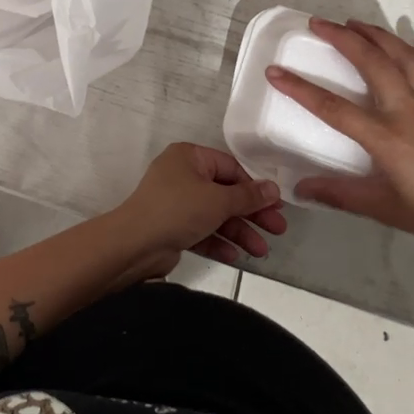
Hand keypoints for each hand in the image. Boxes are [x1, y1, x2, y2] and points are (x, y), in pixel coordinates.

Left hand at [113, 143, 286, 277]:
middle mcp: (182, 175)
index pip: (230, 167)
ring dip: (239, 232)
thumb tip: (273, 189)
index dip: (254, 186)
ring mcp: (176, 202)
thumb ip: (248, 196)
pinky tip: (235, 256)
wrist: (135, 243)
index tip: (277, 205)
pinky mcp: (172, 227)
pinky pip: (202, 231)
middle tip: (278, 230)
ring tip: (261, 251)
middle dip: (251, 213)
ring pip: (215, 215)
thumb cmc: (178, 210)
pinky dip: (218, 242)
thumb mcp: (218, 200)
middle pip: (225, 193)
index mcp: (189, 157)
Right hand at [265, 19, 413, 266]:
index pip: (333, 107)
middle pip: (373, 64)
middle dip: (344, 39)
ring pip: (406, 59)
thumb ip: (339, 194)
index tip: (274, 71)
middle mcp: (409, 112)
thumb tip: (298, 187)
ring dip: (380, 36)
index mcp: (386, 137)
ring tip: (357, 23)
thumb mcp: (382, 208)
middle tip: (320, 23)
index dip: (300, 88)